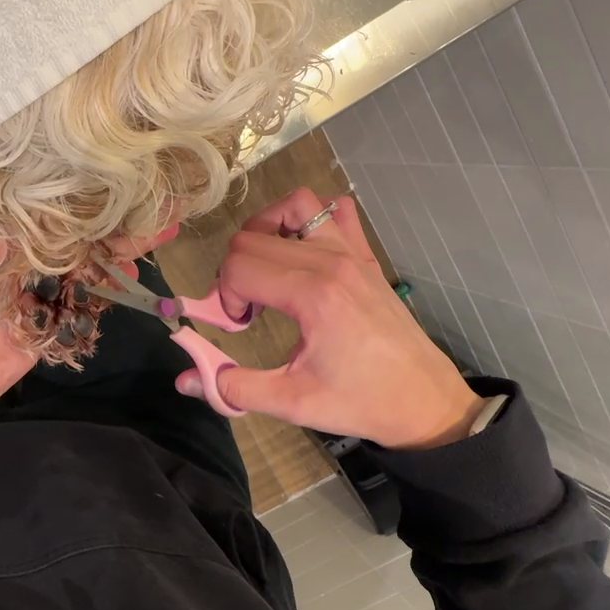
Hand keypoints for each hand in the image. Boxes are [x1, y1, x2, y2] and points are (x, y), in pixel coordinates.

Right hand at [180, 188, 482, 449]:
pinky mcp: (365, 255)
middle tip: (246, 310)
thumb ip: (232, 388)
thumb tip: (184, 380)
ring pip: (292, 206)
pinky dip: (308, 220)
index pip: (239, 266)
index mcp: (313, 295)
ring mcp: (352, 252)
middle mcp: (331, 262)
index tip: (239, 327)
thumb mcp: (291, 404)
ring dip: (265, 231)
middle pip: (252, 237)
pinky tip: (300, 253)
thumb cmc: (360, 402)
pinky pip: (334, 210)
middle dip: (234, 272)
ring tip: (264, 270)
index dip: (224, 297)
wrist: (425, 402)